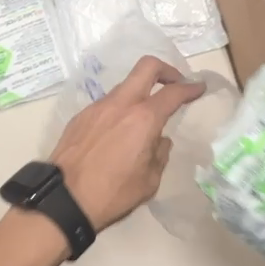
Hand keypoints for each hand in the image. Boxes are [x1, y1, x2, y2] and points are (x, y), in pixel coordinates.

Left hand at [50, 57, 204, 231]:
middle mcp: (121, 104)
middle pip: (147, 67)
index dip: (190, 88)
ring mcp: (98, 106)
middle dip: (166, 70)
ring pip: (125, 86)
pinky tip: (119, 133)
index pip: (173, 93)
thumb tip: (159, 140)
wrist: (64, 198)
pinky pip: (107, 104)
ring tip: (144, 118)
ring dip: (140, 93)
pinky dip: (120, 109)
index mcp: (143, 119)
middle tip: (175, 84)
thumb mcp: (150, 181)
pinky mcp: (81, 116)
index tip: (199, 87)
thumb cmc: (113, 193)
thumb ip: (160, 154)